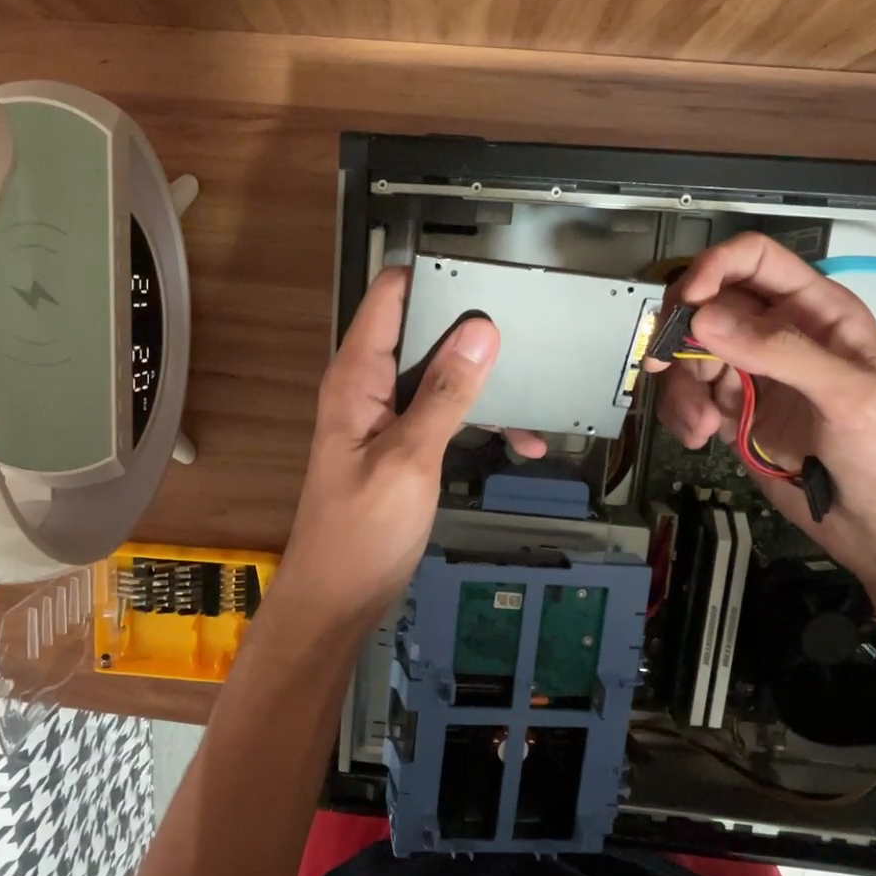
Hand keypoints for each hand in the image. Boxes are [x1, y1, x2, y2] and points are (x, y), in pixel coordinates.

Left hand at [273, 267, 500, 627]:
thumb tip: (481, 330)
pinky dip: (478, 421)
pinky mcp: (402, 443)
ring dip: (485, 384)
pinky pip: (443, 413)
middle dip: (474, 333)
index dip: (436, 278)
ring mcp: (385, 415)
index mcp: (356, 377)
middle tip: (530, 339)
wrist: (338, 598)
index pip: (390, 296)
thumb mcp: (410, 459)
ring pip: (441, 374)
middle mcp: (368, 386)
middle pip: (422, 330)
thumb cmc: (363, 532)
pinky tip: (519, 442)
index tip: (491, 280)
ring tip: (538, 400)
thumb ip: (444, 393)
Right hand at [644, 232, 875, 589]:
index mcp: (816, 311)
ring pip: (689, 355)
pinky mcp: (732, 413)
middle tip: (667, 369)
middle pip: (707, 306)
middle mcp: (778, 334)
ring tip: (699, 427)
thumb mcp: (848, 396)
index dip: (713, 270)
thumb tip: (702, 318)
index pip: (754, 260)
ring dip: (681, 388)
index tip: (685, 306)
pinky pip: (687, 397)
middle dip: (682, 336)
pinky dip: (680, 415)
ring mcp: (752, 375)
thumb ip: (779, 351)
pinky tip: (698, 439)